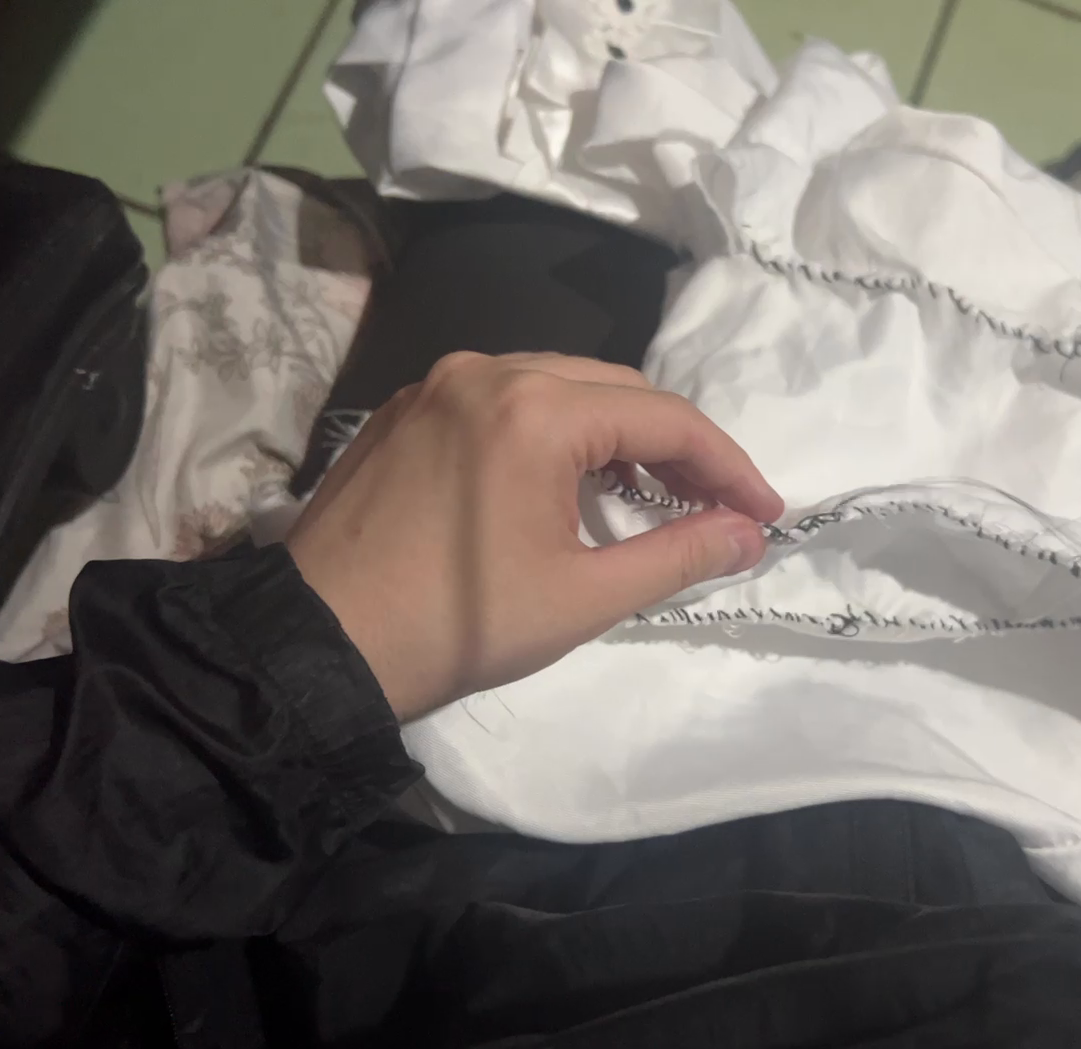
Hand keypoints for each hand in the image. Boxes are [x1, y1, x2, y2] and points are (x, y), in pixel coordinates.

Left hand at [287, 351, 782, 719]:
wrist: (315, 647)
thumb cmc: (459, 627)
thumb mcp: (584, 598)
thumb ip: (679, 555)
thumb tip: (750, 534)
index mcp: (534, 410)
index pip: (664, 419)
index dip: (727, 465)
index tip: (764, 511)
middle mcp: (489, 370)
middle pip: (617, 391)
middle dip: (677, 446)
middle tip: (712, 505)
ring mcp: (442, 383)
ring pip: (564, 388)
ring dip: (618, 435)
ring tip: (649, 494)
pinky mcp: (411, 406)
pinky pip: (511, 400)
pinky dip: (560, 432)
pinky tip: (568, 480)